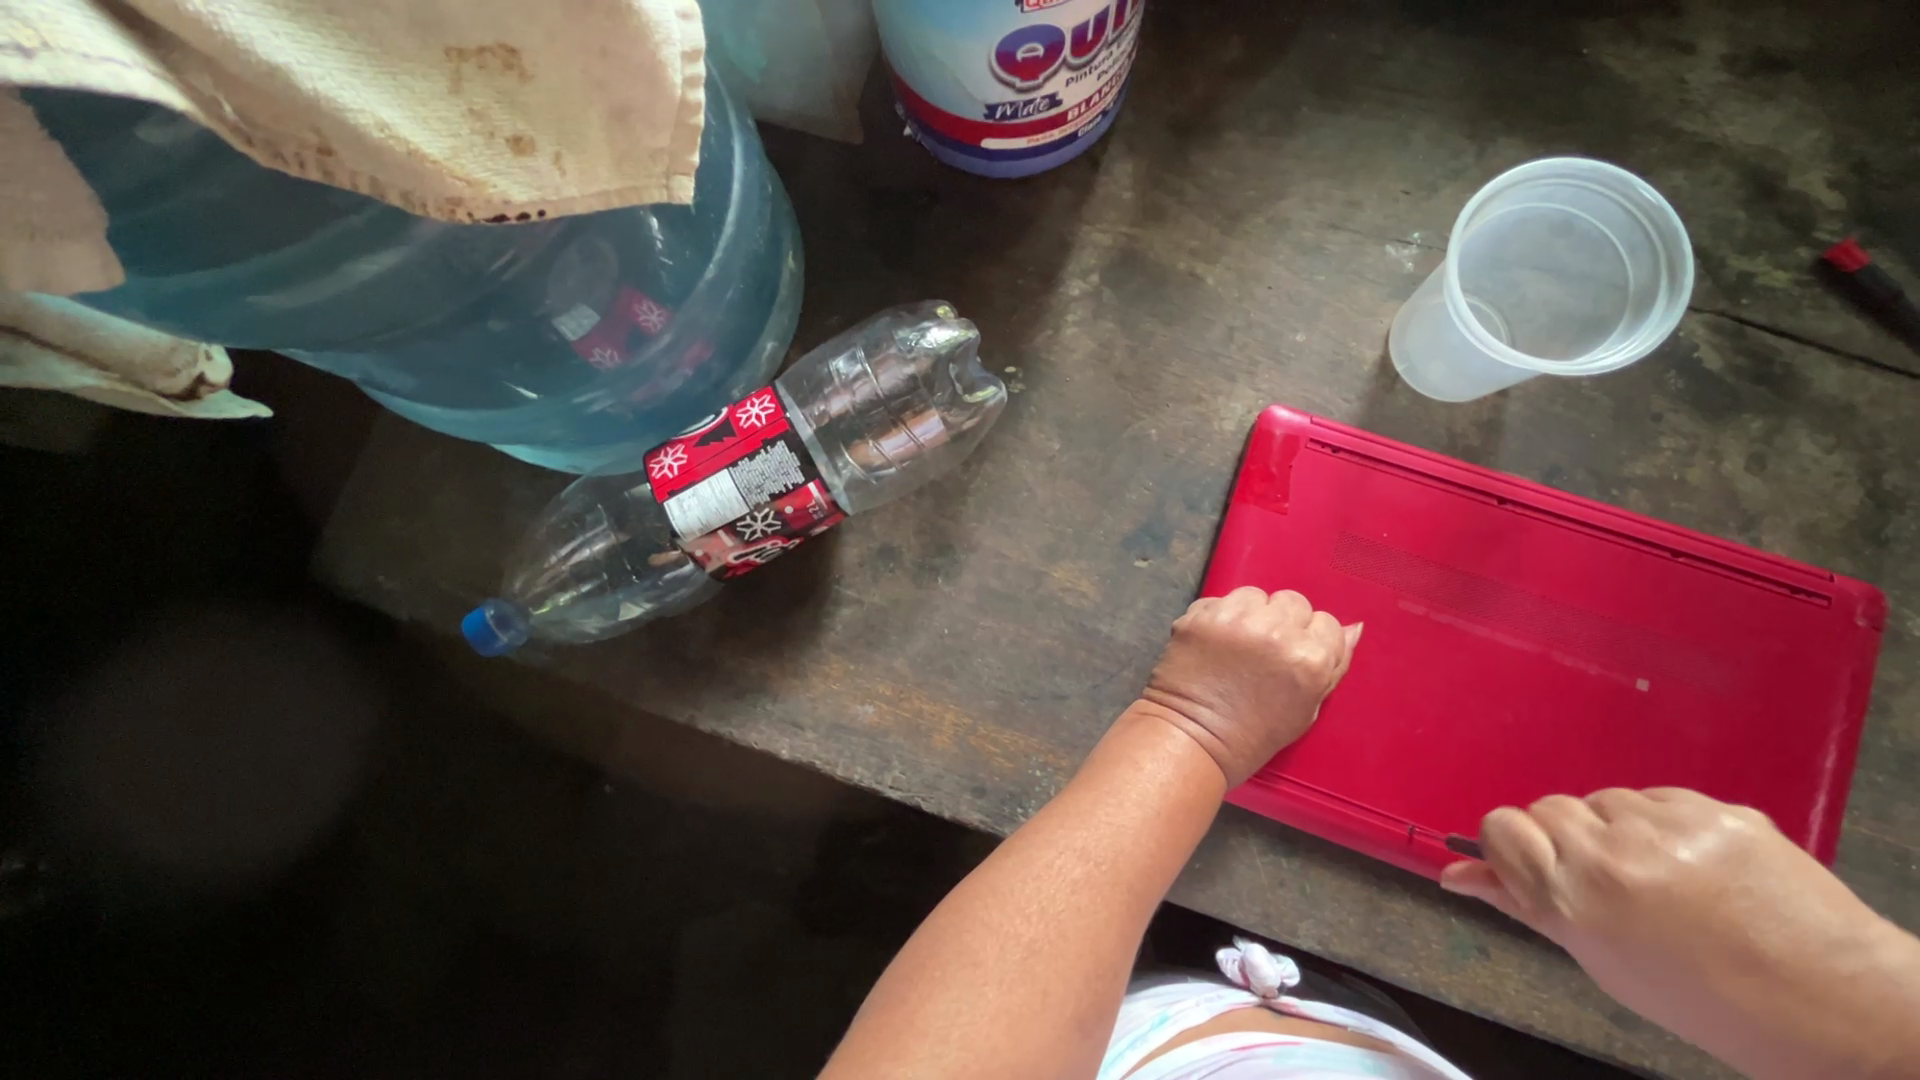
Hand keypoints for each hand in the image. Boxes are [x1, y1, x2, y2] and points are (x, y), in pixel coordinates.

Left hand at [1136, 587, 1360, 786]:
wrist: (1192, 739)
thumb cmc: (1254, 734)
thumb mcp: (1308, 707)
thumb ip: (1333, 664)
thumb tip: (1353, 627)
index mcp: (1310, 657)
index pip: (1326, 622)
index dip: (1309, 640)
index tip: (1291, 657)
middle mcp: (1275, 631)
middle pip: (1293, 602)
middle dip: (1282, 621)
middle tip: (1263, 649)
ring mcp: (1233, 619)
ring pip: (1255, 595)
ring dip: (1250, 613)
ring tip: (1236, 643)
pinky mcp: (1199, 616)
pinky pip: (1219, 601)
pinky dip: (1218, 616)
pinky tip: (1212, 643)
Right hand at [1443, 789, 1919, 1079]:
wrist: (1840, 1007)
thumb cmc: (1702, 998)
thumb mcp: (1599, 959)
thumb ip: (1523, 905)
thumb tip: (1454, 874)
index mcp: (1572, 896)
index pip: (1500, 824)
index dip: (1515, 846)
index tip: (1542, 871)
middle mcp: (1609, 853)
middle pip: (1548, 807)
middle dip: (1569, 838)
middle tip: (1611, 880)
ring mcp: (1666, 828)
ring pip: (1604, 800)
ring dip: (1619, 828)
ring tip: (1664, 874)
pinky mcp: (1714, 810)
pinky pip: (1660, 799)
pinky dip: (1669, 825)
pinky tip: (1702, 864)